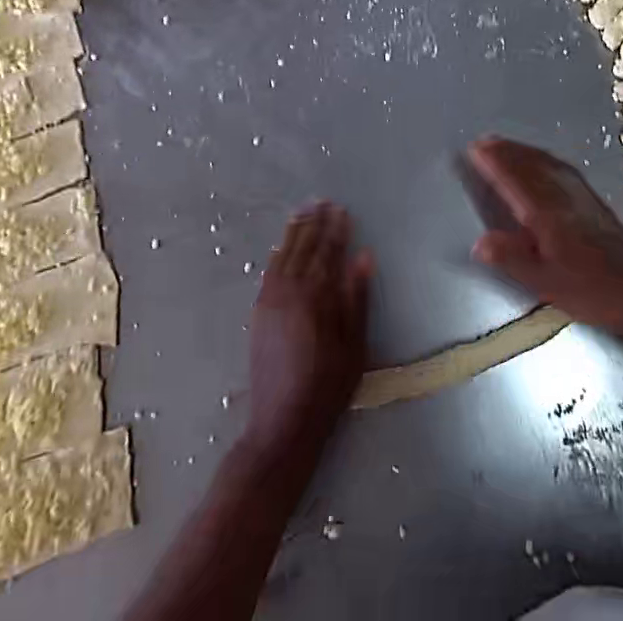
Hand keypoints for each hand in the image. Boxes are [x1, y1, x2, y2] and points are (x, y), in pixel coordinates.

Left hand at [246, 203, 372, 448]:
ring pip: (282, 257)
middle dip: (314, 224)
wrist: (283, 420)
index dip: (337, 230)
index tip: (342, 210)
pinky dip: (278, 254)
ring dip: (294, 233)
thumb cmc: (328, 384)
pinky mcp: (258, 314)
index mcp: (316, 297)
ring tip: (302, 212)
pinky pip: (269, 272)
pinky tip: (282, 247)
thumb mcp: (355, 343)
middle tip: (322, 202)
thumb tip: (363, 257)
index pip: (328, 253)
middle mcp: (289, 292)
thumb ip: (357, 297)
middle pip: (303, 249)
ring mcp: (269, 302)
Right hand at [467, 135, 622, 331]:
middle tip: (484, 141)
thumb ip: (512, 260)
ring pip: (548, 164)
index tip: (475, 150)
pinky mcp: (594, 200)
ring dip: (524, 151)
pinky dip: (544, 158)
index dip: (494, 164)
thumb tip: (481, 243)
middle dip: (506, 151)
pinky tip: (542, 161)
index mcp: (549, 216)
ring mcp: (582, 196)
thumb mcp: (545, 283)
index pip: (515, 181)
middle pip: (531, 166)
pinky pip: (563, 169)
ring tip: (505, 144)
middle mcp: (565, 198)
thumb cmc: (590, 291)